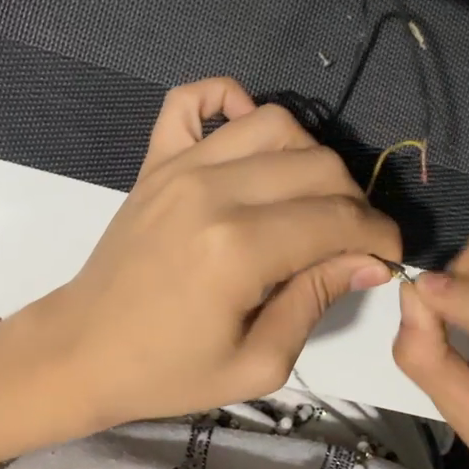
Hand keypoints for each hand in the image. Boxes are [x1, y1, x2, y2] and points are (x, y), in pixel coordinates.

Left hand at [0, 78, 401, 441]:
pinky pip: (191, 99)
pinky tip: (244, 129)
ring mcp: (179, 166)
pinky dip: (227, 97)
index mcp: (238, 251)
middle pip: (317, 165)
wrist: (81, 351)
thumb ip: (317, 300)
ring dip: (309, 155)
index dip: (379, 236)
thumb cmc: (168, 371)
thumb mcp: (258, 362)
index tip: (386, 256)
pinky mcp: (155, 159)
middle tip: (349, 238)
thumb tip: (371, 261)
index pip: (338, 219)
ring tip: (308, 197)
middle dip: (354, 201)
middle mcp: (213, 192)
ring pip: (274, 124)